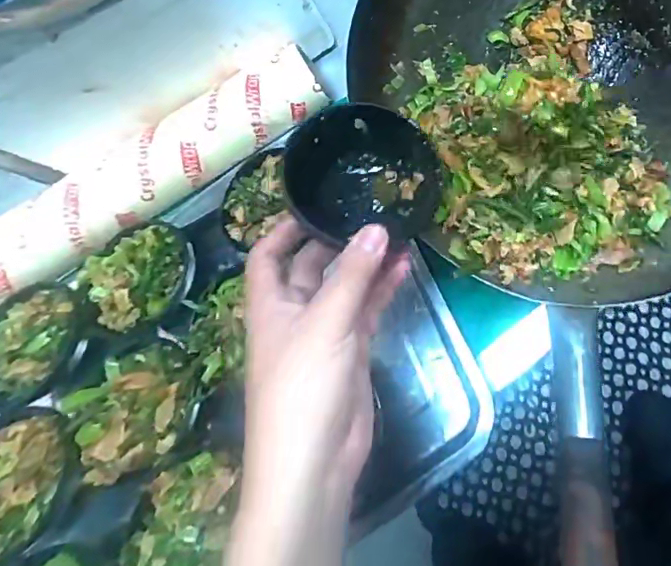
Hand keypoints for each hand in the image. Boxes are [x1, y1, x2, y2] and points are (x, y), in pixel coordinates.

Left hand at [229, 218, 410, 565]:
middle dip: (338, 243)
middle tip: (371, 214)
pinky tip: (403, 269)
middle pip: (311, 267)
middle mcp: (293, 314)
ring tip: (398, 236)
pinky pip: (365, 311)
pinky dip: (381, 290)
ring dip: (367, 265)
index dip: (284, 230)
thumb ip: (353, 274)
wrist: (313, 464)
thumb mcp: (325, 322)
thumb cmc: (301, 385)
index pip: (266, 256)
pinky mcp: (350, 352)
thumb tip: (377, 227)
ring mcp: (323, 334)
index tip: (314, 206)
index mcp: (269, 304)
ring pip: (345, 288)